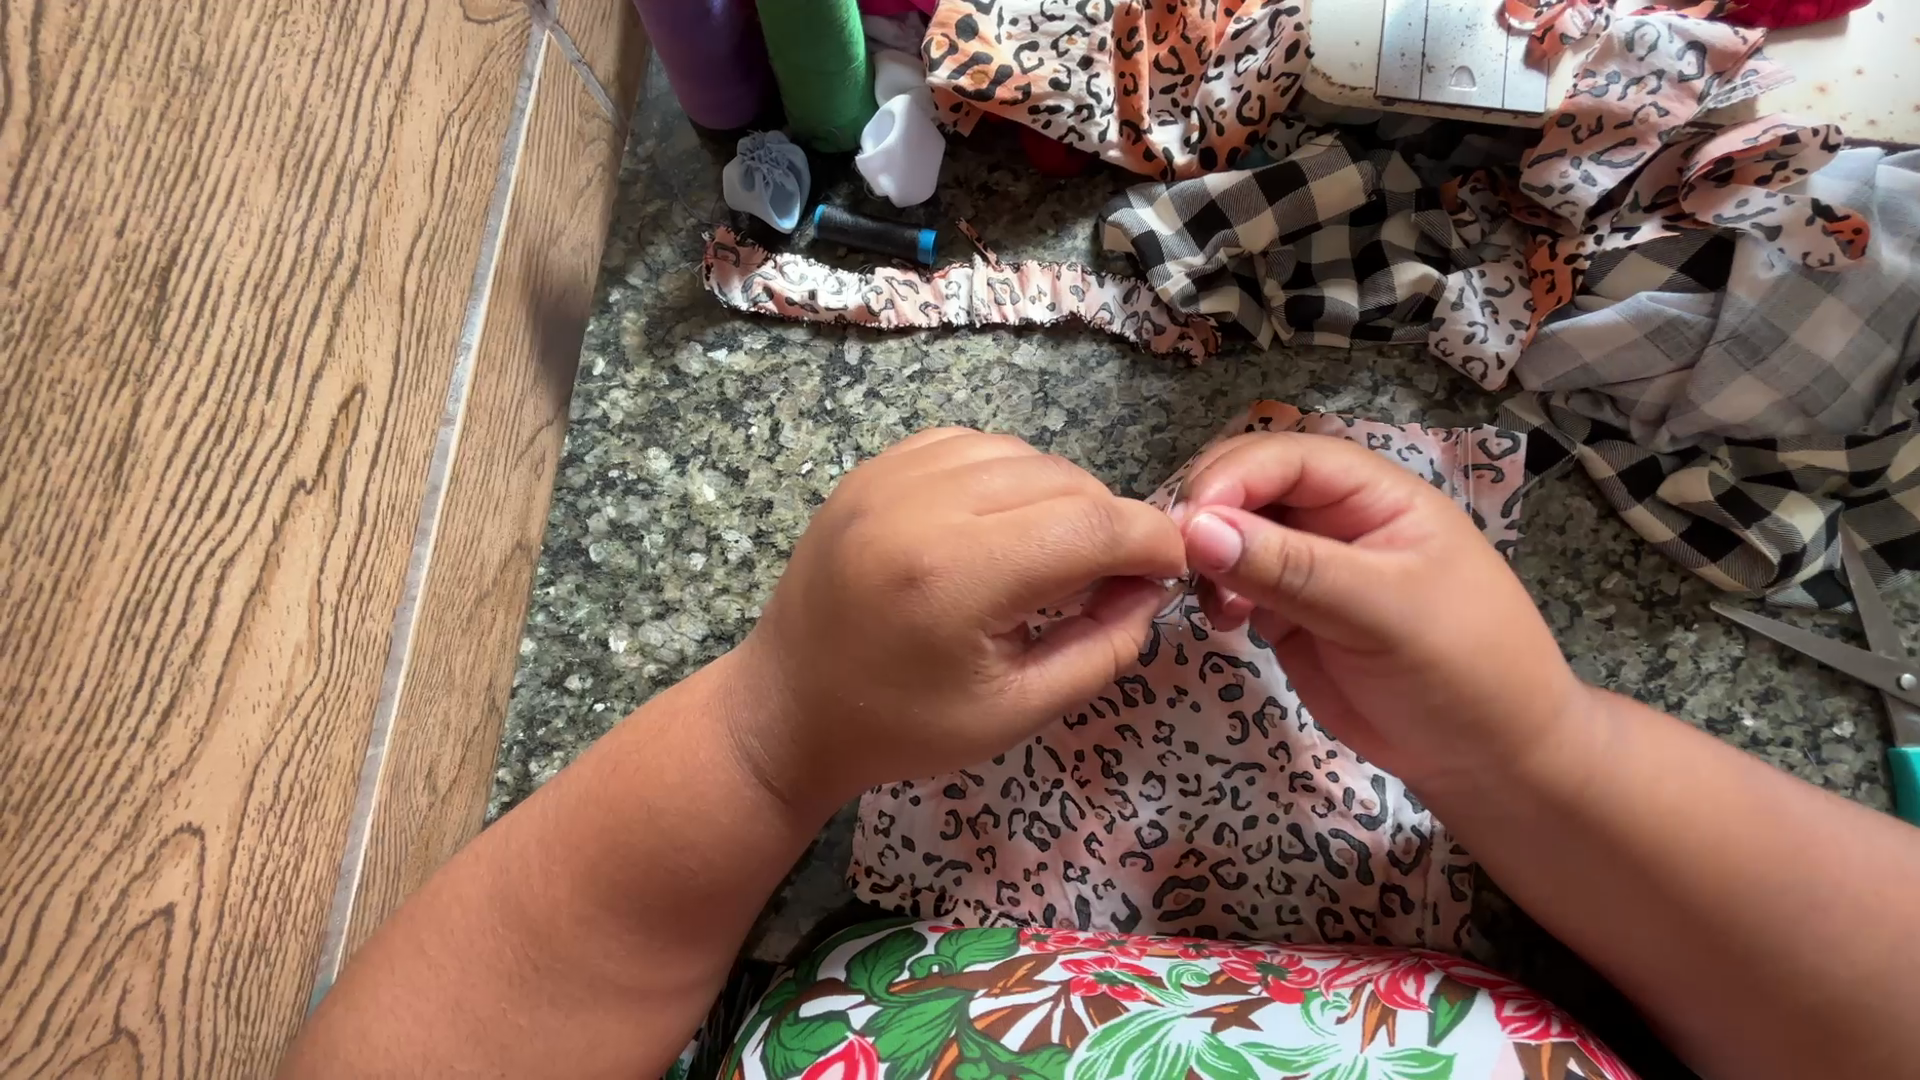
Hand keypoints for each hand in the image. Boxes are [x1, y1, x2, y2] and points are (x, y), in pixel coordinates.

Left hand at [727, 428, 1186, 813]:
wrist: (787, 708)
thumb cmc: (901, 727)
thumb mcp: (1016, 711)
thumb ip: (1102, 648)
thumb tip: (1148, 589)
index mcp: (957, 574)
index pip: (1092, 525)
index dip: (1151, 540)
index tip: (1174, 566)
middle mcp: (921, 504)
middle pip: (1063, 481)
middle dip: (1108, 524)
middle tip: (1110, 576)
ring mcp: (888, 476)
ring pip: (1021, 454)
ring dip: (1059, 497)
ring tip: (1053, 552)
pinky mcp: (871, 469)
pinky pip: (970, 445)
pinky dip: (1006, 475)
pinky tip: (1000, 520)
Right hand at [1175, 432, 1589, 794]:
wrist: (1483, 759)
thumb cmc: (1462, 671)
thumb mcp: (1384, 612)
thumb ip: (1291, 569)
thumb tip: (1197, 529)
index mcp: (1373, 493)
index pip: (1286, 458)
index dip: (1231, 478)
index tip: (1186, 524)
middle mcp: (1332, 517)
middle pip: (1248, 486)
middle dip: (1208, 513)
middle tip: (1178, 560)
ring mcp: (1305, 563)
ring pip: (1230, 533)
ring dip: (1206, 558)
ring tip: (1213, 605)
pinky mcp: (1284, 608)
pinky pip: (1231, 581)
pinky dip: (1213, 593)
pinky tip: (1223, 622)